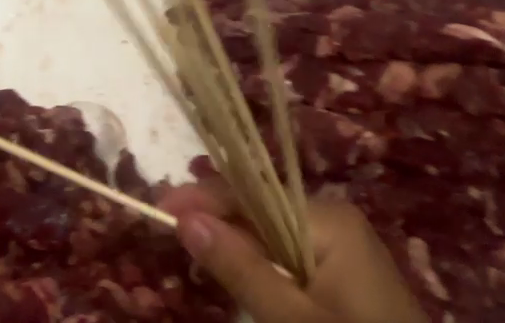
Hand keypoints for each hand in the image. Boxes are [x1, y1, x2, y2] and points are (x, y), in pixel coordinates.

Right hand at [160, 183, 427, 322]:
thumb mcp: (294, 319)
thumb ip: (241, 268)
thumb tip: (184, 218)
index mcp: (328, 218)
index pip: (249, 194)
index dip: (201, 200)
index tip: (158, 210)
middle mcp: (336, 221)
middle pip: (259, 212)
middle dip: (217, 223)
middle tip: (173, 237)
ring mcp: (344, 249)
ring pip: (272, 237)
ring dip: (236, 249)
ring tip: (198, 256)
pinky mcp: (347, 278)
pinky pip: (290, 258)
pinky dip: (262, 269)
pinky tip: (243, 283)